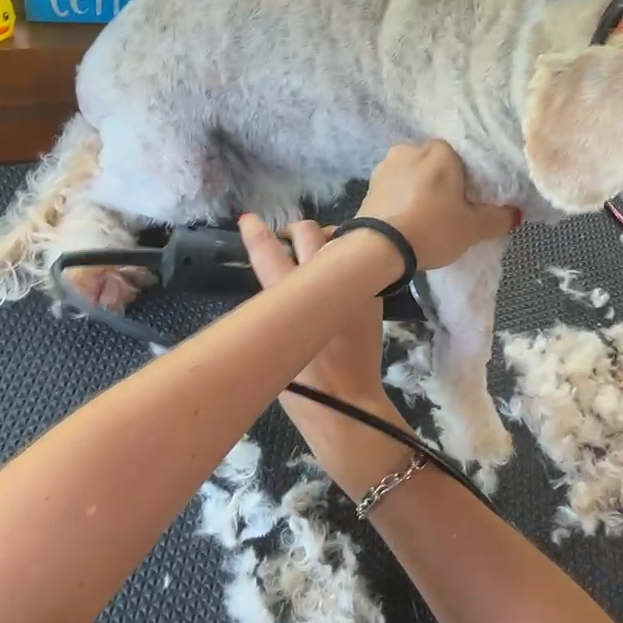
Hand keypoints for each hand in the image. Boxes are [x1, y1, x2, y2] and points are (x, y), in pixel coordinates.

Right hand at [239, 216, 406, 493]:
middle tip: (287, 240)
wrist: (347, 403)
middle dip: (295, 231)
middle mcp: (322, 281)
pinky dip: (343, 262)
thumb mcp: (270, 346)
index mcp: (289, 296)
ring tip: (313, 254)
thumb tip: (273, 293)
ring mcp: (353, 284)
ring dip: (323, 242)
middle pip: (308, 233)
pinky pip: (356, 264)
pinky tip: (336, 277)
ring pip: (337, 242)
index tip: (248, 219)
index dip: (256, 234)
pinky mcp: (373, 294)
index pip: (267, 253)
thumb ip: (271, 313)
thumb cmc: (301, 388)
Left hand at [356, 141, 517, 269]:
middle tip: (453, 212)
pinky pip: (396, 188)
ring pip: (414, 175)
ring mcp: (386, 165)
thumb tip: (514, 213)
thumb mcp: (473, 228)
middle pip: (437, 165)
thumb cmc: (432, 229)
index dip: (471, 181)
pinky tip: (408, 219)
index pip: (464, 158)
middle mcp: (411, 149)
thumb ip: (498, 218)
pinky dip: (404, 199)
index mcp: (440, 150)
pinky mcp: (369, 185)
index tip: (473, 202)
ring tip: (428, 218)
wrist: (378, 249)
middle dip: (444, 184)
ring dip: (421, 191)